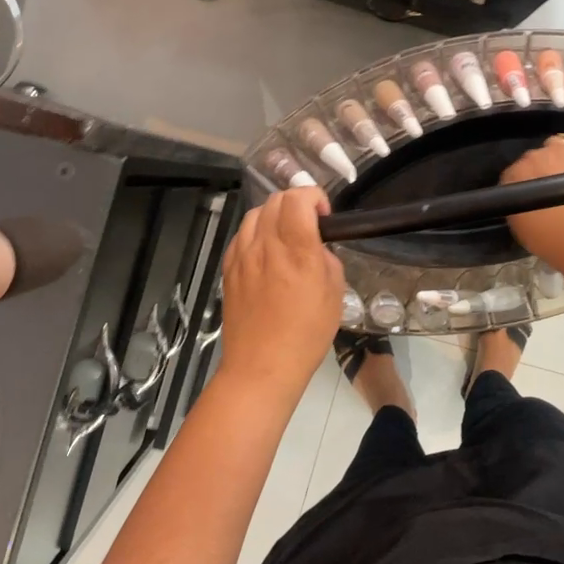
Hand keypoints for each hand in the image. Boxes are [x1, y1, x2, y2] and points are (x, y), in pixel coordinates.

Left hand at [216, 186, 345, 398]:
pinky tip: (266, 254)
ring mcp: (242, 256)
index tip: (324, 215)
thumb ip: (326, 260)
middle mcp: (266, 245)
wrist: (262, 366)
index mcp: (296, 248)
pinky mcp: (228, 270)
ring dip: (274, 216)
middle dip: (296, 204)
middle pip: (275, 200)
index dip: (314, 197)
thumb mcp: (334, 294)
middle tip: (309, 224)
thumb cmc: (306, 334)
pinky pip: (241, 237)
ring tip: (286, 238)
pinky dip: (256, 234)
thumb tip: (316, 247)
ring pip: (255, 215)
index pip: (298, 198)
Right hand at [502, 136, 563, 264]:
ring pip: (556, 147)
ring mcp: (556, 150)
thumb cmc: (545, 236)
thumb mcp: (520, 226)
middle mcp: (529, 158)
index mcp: (510, 177)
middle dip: (542, 171)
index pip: (513, 174)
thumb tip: (526, 204)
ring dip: (560, 158)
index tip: (534, 197)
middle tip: (555, 192)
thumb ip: (518, 207)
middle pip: (534, 159)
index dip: (525, 184)